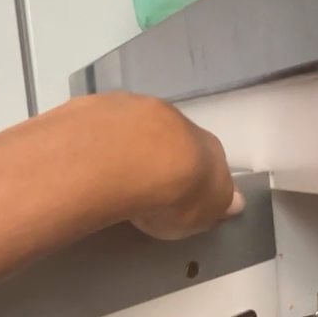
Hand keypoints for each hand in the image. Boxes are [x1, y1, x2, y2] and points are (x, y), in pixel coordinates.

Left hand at [38, 93, 242, 239]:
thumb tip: (235, 201)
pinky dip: (93, 137)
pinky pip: (96, 122)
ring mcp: (132, 106)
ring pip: (133, 124)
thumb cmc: (176, 192)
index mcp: (207, 144)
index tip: (182, 194)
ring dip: (125, 143)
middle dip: (160, 154)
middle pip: (172, 135)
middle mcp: (175, 118)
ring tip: (107, 174)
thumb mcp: (206, 212)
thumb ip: (219, 204)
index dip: (197, 174)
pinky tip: (82, 160)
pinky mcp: (93, 105)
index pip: (210, 156)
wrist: (125, 159)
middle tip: (143, 184)